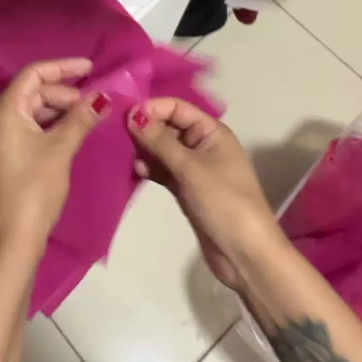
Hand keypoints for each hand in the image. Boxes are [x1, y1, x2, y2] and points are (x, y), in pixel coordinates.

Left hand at [0, 58, 111, 247]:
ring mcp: (1, 137)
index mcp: (6, 109)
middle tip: (95, 102)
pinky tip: (73, 132)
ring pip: (34, 110)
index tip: (91, 68)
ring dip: (60, 109)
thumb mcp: (60, 149)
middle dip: (65, 92)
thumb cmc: (34, 187)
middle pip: (34, 91)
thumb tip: (102, 97)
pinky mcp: (7, 154)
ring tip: (89, 116)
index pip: (34, 74)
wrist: (13, 237)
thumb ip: (80, 119)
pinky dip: (52, 125)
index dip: (63, 67)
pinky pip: (31, 127)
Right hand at [129, 98, 285, 292]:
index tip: (125, 114)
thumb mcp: (190, 167)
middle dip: (145, 127)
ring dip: (145, 149)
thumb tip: (133, 114)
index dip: (152, 108)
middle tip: (117, 132)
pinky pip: (163, 170)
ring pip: (163, 149)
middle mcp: (202, 145)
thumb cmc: (224, 201)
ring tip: (123, 152)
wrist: (245, 253)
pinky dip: (150, 168)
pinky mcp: (185, 189)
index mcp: (211, 132)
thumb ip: (160, 141)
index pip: (177, 108)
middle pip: (168, 126)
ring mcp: (194, 168)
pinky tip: (136, 170)